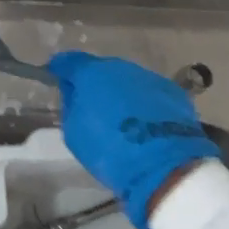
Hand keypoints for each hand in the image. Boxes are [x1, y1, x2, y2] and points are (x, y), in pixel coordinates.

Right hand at [48, 51, 220, 228]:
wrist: (164, 166)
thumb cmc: (109, 151)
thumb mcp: (74, 132)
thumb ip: (71, 105)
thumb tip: (74, 93)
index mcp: (91, 73)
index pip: (69, 61)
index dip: (61, 69)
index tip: (56, 77)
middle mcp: (120, 67)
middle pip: (100, 69)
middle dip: (94, 83)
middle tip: (92, 105)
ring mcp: (148, 77)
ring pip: (127, 80)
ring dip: (120, 93)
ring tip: (121, 119)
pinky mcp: (173, 92)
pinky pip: (150, 93)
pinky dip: (144, 104)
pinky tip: (145, 125)